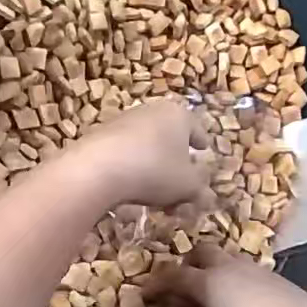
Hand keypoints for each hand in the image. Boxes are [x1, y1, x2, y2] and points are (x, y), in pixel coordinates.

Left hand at [69, 98, 210, 208]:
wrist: (98, 168)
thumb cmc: (154, 170)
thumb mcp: (186, 186)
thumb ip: (199, 189)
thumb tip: (208, 196)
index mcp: (178, 114)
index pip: (195, 127)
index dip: (201, 141)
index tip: (203, 149)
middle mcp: (151, 111)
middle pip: (169, 136)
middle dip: (176, 159)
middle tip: (181, 179)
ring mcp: (123, 121)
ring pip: (147, 145)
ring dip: (153, 166)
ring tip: (156, 192)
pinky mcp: (101, 135)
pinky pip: (125, 152)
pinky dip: (132, 167)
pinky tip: (131, 187)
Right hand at [160, 246, 306, 306]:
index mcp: (209, 280)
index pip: (175, 274)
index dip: (158, 283)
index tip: (146, 293)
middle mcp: (230, 265)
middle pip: (202, 253)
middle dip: (187, 265)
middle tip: (181, 287)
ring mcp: (255, 267)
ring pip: (225, 258)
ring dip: (211, 269)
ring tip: (209, 294)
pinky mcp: (275, 276)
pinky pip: (243, 268)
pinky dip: (231, 276)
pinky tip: (237, 299)